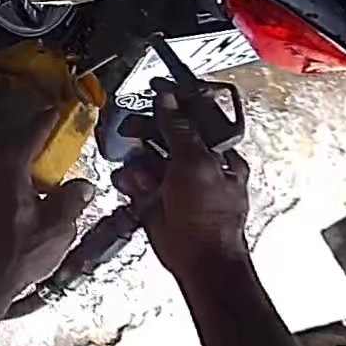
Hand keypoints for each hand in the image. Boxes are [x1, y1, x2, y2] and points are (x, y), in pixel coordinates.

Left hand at [0, 77, 93, 306]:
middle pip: (2, 130)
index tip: (57, 111)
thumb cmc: (19, 255)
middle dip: (21, 123)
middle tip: (38, 122)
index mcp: (9, 165)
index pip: (30, 132)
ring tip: (3, 125)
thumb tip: (83, 184)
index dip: (45, 119)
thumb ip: (71, 201)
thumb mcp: (57, 230)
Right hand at [121, 84, 250, 280]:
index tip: (155, 87)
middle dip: (145, 134)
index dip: (175, 100)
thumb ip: (178, 128)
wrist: (197, 258)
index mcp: (217, 151)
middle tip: (130, 131)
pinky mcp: (151, 195)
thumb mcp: (194, 163)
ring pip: (142, 154)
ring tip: (142, 179)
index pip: (194, 115)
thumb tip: (168, 98)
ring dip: (137, 164)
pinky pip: (131, 177)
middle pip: (162, 132)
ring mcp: (171, 179)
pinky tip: (136, 190)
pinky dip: (129, 181)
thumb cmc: (209, 214)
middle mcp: (194, 162)